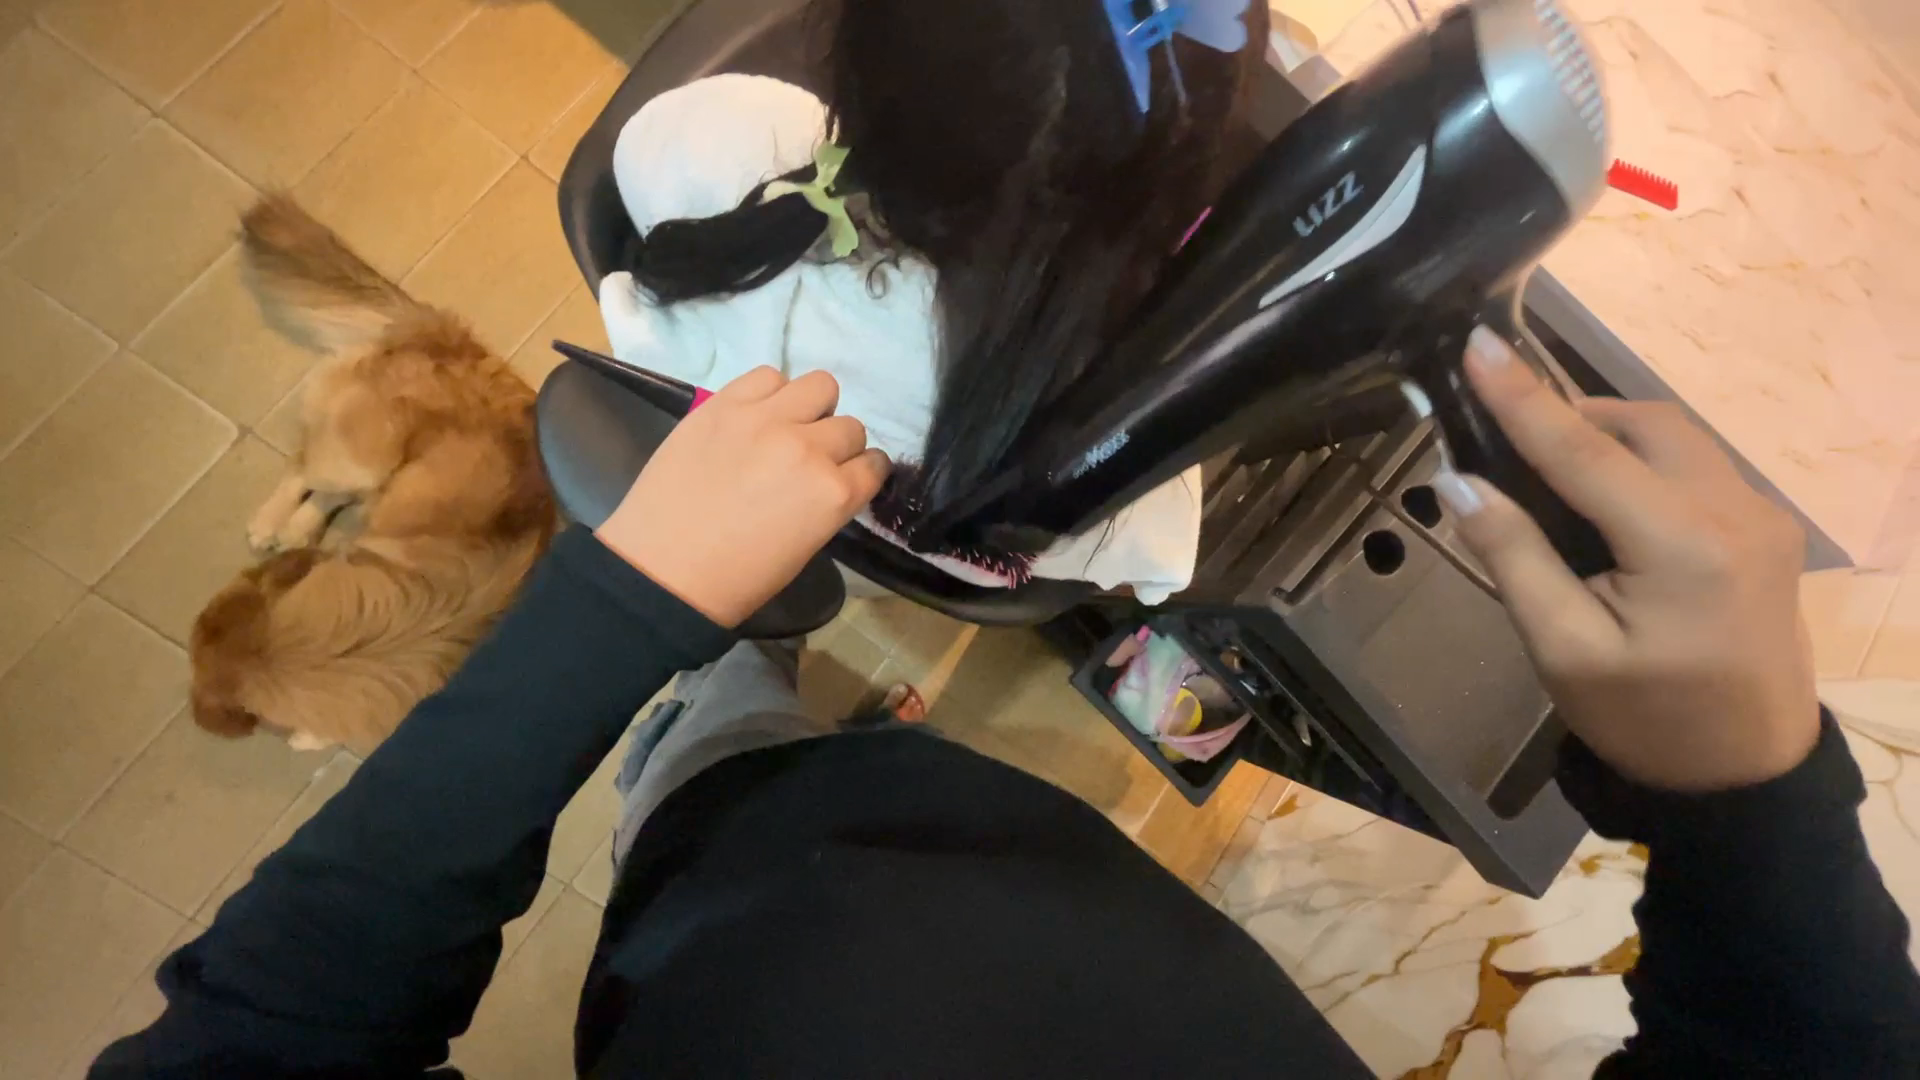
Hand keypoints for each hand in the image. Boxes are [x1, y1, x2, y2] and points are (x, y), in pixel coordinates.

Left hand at [595, 367, 889, 627]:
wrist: (664, 571)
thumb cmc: (740, 576)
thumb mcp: (807, 545)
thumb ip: (829, 503)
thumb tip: (832, 476)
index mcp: (834, 495)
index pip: (875, 464)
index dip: (863, 472)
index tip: (847, 476)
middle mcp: (809, 449)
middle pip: (851, 427)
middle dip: (838, 445)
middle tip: (808, 461)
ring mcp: (766, 421)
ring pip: (820, 386)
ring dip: (813, 409)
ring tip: (786, 429)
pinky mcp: (724, 404)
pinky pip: (769, 376)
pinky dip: (772, 393)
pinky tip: (756, 417)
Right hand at [1435, 328, 1818, 791]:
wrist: (1742, 772)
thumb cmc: (1640, 715)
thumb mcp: (1559, 645)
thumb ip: (1513, 555)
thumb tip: (1457, 481)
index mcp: (1685, 547)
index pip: (1583, 453)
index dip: (1522, 398)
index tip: (1477, 346)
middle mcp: (1738, 513)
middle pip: (1645, 425)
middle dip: (1569, 411)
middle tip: (1501, 431)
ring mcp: (1762, 518)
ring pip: (1673, 438)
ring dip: (1601, 433)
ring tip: (1538, 462)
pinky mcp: (1762, 531)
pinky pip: (1689, 466)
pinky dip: (1631, 458)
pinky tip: (1594, 491)